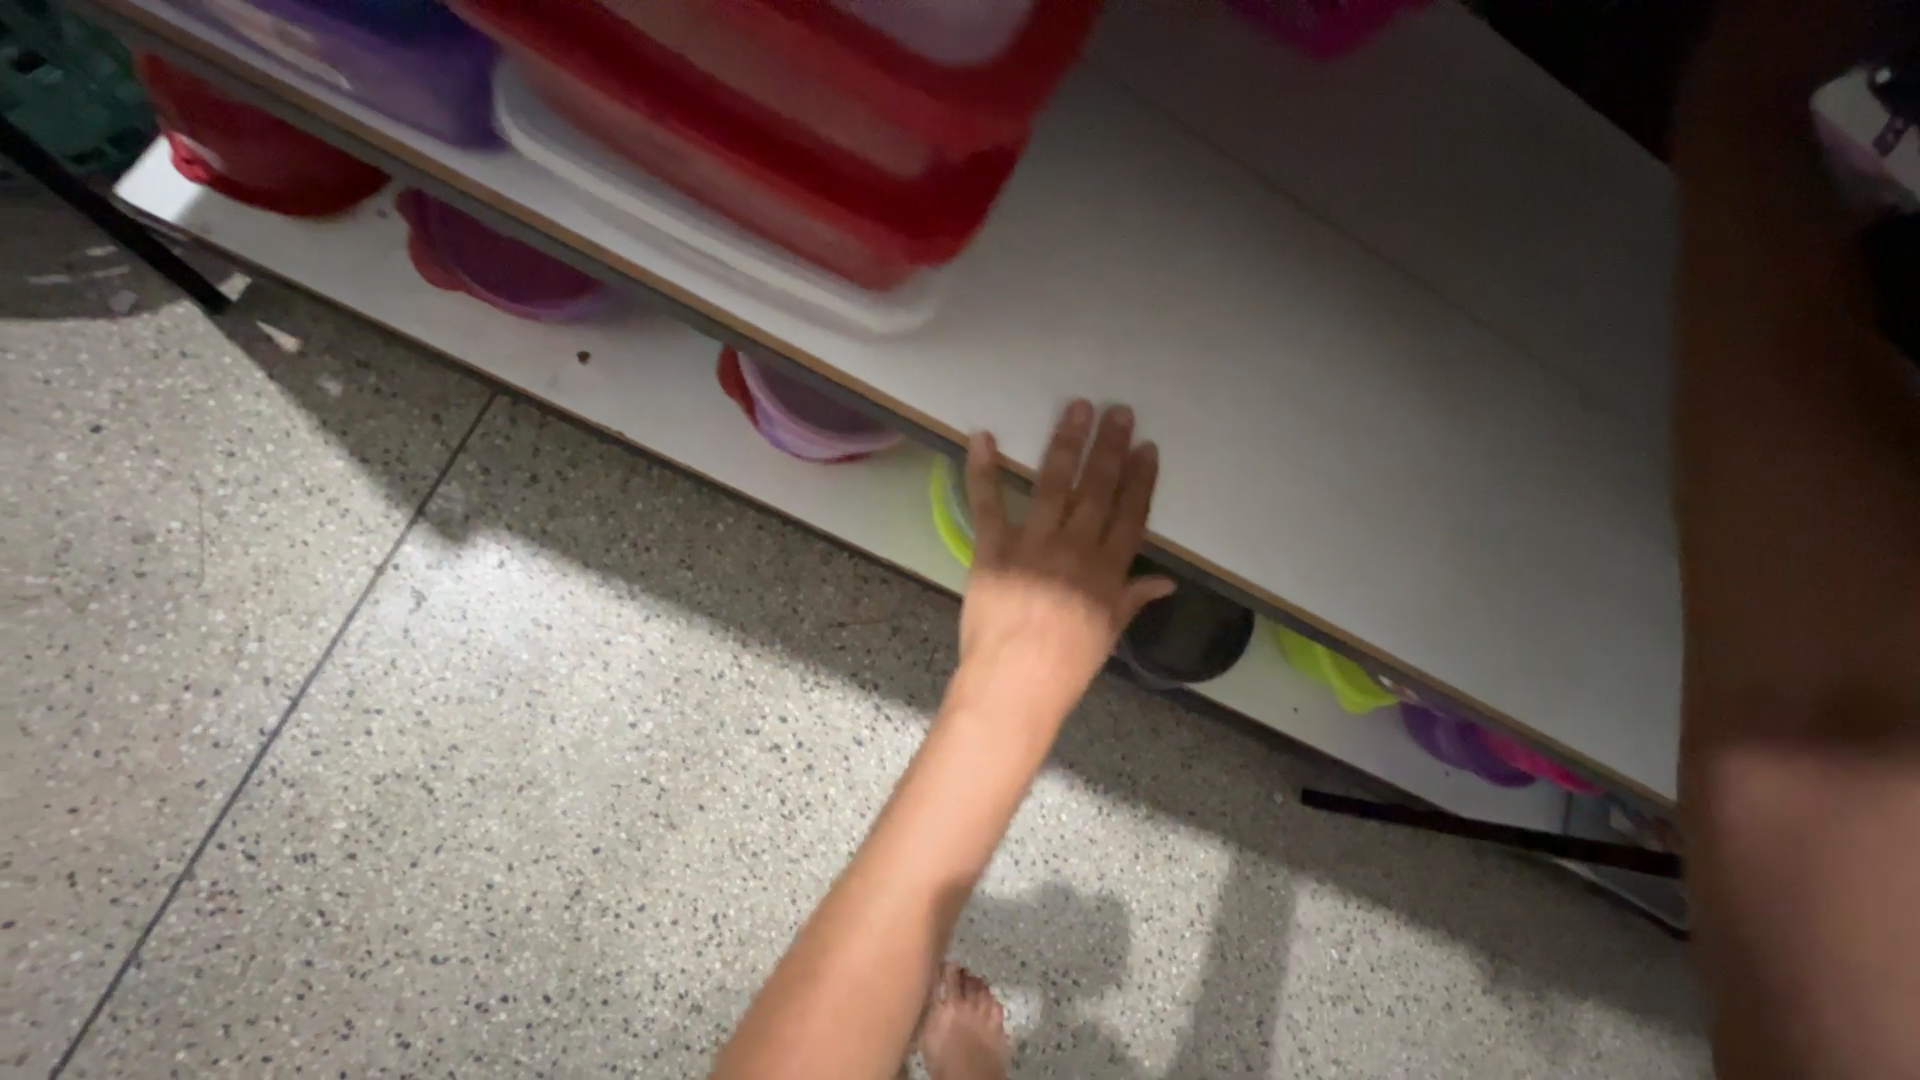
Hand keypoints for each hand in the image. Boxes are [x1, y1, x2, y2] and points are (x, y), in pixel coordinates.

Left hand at [948, 401, 1174, 732]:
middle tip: (1118, 412)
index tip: (1146, 448)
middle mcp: (1076, 549)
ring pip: (1054, 485)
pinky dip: (982, 469)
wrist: (1015, 683)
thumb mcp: (1109, 633)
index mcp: (1108, 571)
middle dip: (1109, 448)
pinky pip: (988, 503)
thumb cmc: (1066, 665)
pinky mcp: (993, 549)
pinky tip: (982, 436)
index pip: (1131, 515)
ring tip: (1076, 409)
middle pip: (1098, 489)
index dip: (1140, 479)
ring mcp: (1033, 545)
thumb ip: (1133, 598)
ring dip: (1066, 444)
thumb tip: (1166, 581)